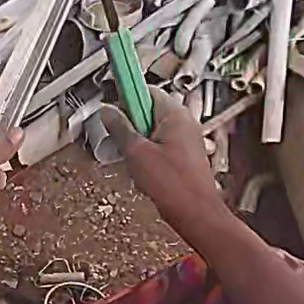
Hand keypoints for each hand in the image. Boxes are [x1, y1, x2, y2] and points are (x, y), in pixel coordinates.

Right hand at [99, 87, 227, 232]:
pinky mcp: (184, 154)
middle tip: (122, 139)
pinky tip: (144, 171)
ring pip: (151, 129)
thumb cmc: (174, 185)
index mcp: (174, 114)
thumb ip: (120, 128)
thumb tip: (108, 112)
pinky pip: (158, 145)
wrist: (195, 213)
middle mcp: (184, 122)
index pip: (145, 89)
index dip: (126, 95)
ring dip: (137, 142)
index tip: (112, 95)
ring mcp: (186, 139)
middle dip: (130, 124)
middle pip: (147, 110)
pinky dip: (147, 154)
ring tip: (135, 160)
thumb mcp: (136, 152)